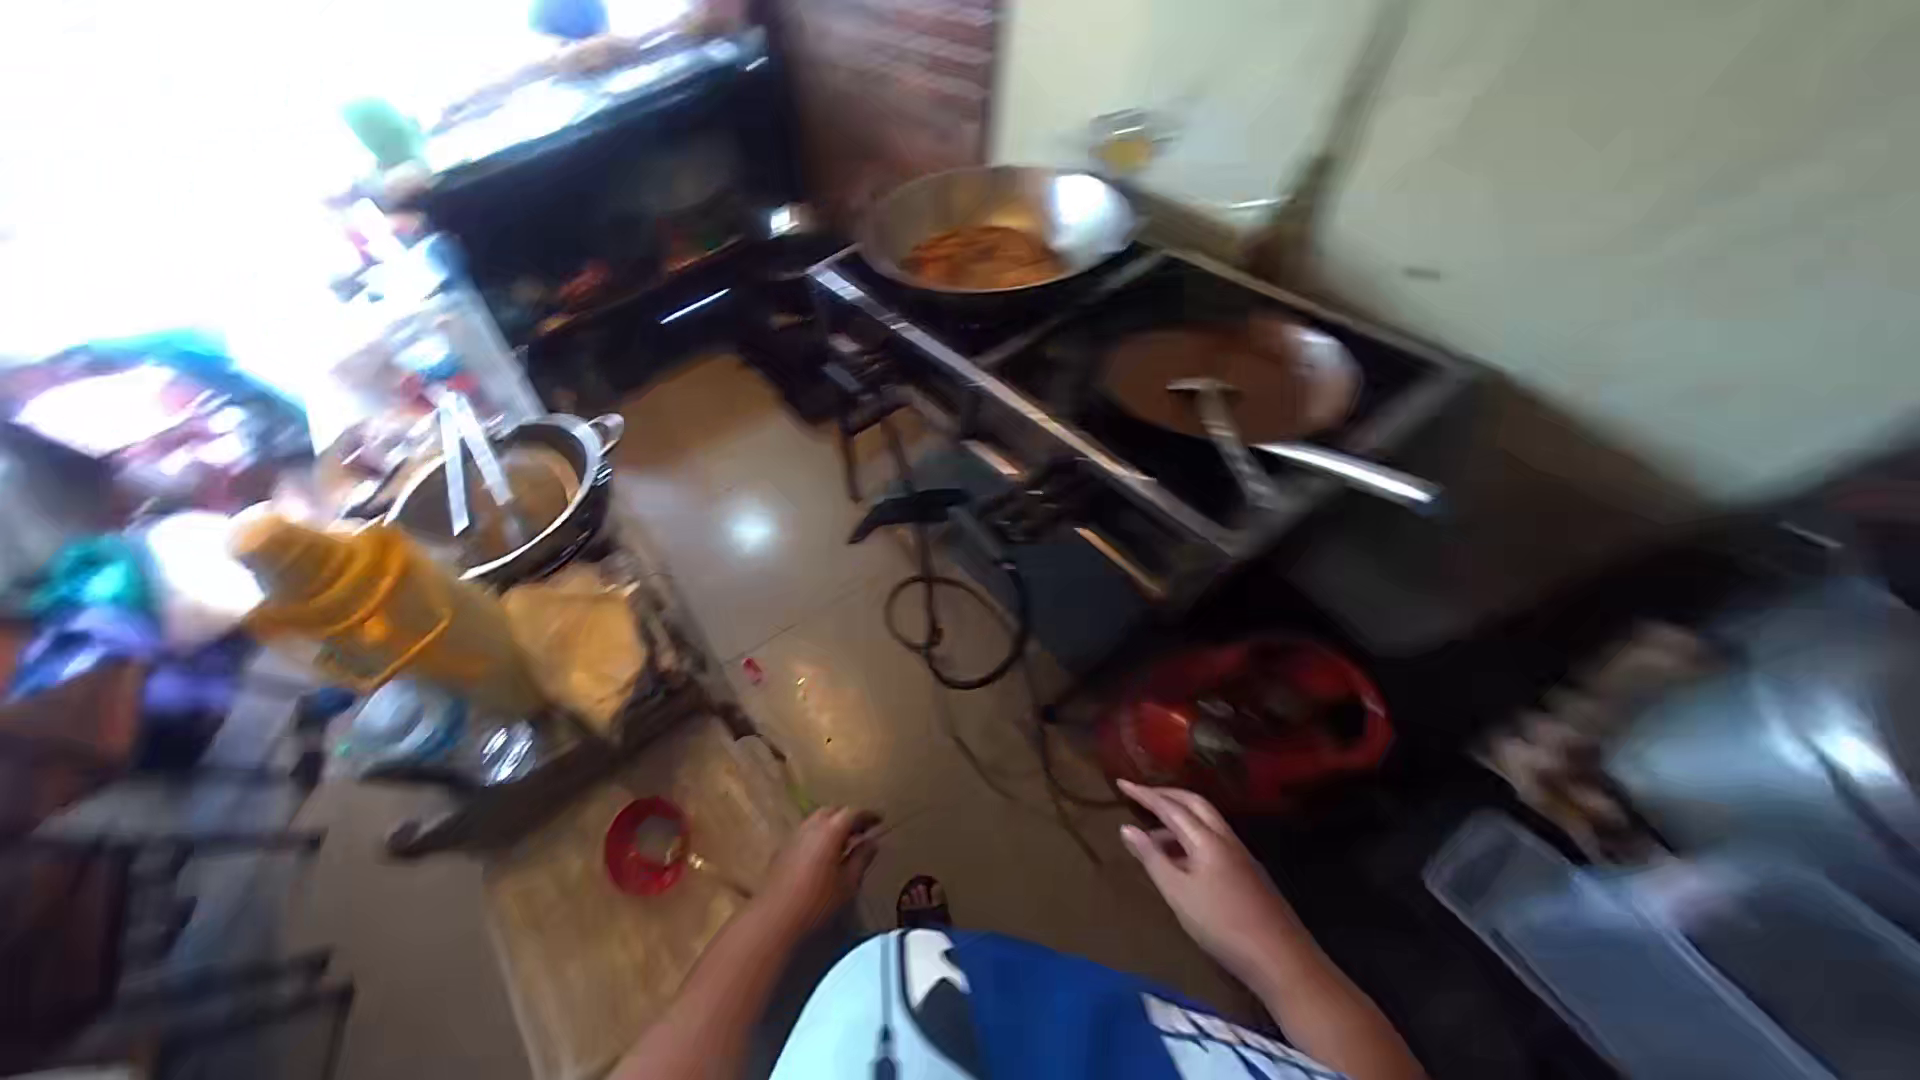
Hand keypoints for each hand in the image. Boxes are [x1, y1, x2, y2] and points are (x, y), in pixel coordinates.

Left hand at [757, 806, 879, 935]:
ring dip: (832, 825)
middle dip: (849, 817)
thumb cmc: (818, 902)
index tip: (880, 821)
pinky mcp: (782, 850)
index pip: (853, 813)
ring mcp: (794, 837)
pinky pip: (805, 833)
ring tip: (844, 842)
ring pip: (816, 821)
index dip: (868, 815)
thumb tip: (872, 843)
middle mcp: (811, 826)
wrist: (774, 919)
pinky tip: (822, 855)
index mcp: (831, 830)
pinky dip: (818, 836)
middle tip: (862, 830)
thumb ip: (861, 858)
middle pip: (833, 811)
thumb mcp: (848, 883)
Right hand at [1118, 780, 1304, 987]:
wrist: (1282, 960)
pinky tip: (1181, 859)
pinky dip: (1192, 835)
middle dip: (1166, 794)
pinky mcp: (1247, 871)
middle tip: (1141, 795)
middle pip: (1194, 803)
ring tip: (1153, 834)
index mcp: (1206, 839)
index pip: (1169, 806)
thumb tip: (1126, 827)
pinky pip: (1214, 838)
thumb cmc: (1222, 925)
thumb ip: (1151, 858)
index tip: (1121, 782)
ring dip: (1179, 816)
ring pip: (1206, 820)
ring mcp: (1240, 854)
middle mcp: (1225, 837)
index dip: (1144, 794)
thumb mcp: (1177, 893)